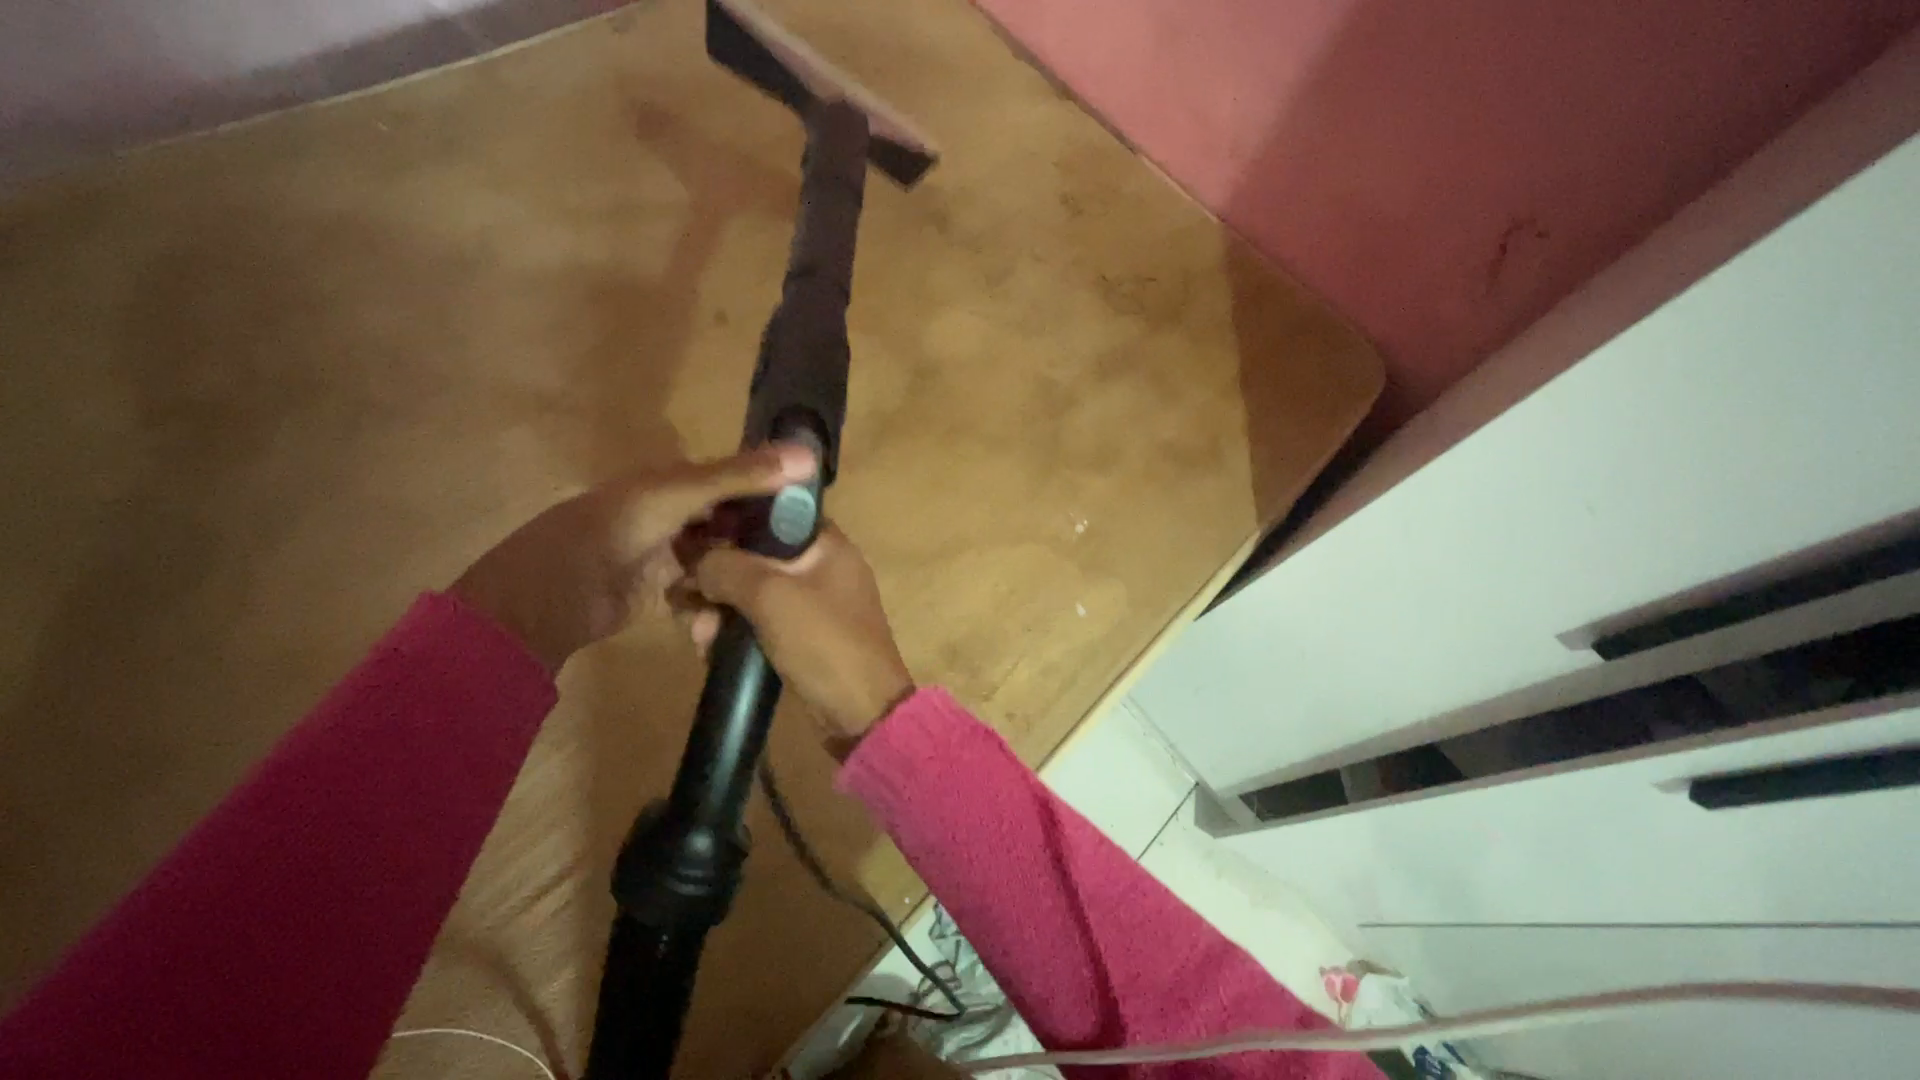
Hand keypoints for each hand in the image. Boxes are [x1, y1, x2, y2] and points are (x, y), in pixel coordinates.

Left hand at [450, 446, 814, 672]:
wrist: (556, 593)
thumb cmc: (617, 529)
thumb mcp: (681, 494)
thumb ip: (741, 475)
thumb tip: (808, 454)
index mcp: (675, 481)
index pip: (737, 479)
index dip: (773, 489)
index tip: (814, 509)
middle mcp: (676, 514)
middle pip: (732, 520)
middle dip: (763, 534)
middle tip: (808, 556)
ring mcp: (671, 554)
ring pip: (723, 556)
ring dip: (746, 568)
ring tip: (786, 584)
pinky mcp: (666, 592)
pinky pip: (708, 589)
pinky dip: (724, 594)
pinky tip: (751, 604)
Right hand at [684, 524, 914, 754]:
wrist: (860, 714)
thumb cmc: (823, 642)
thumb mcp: (771, 595)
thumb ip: (727, 566)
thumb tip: (695, 559)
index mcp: (825, 543)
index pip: (771, 511)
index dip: (729, 521)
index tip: (693, 540)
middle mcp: (818, 565)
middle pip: (751, 555)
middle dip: (714, 579)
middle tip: (689, 602)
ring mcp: (809, 603)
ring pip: (748, 591)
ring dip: (716, 609)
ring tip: (699, 636)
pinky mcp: (798, 636)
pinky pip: (755, 621)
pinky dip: (731, 632)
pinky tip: (708, 650)